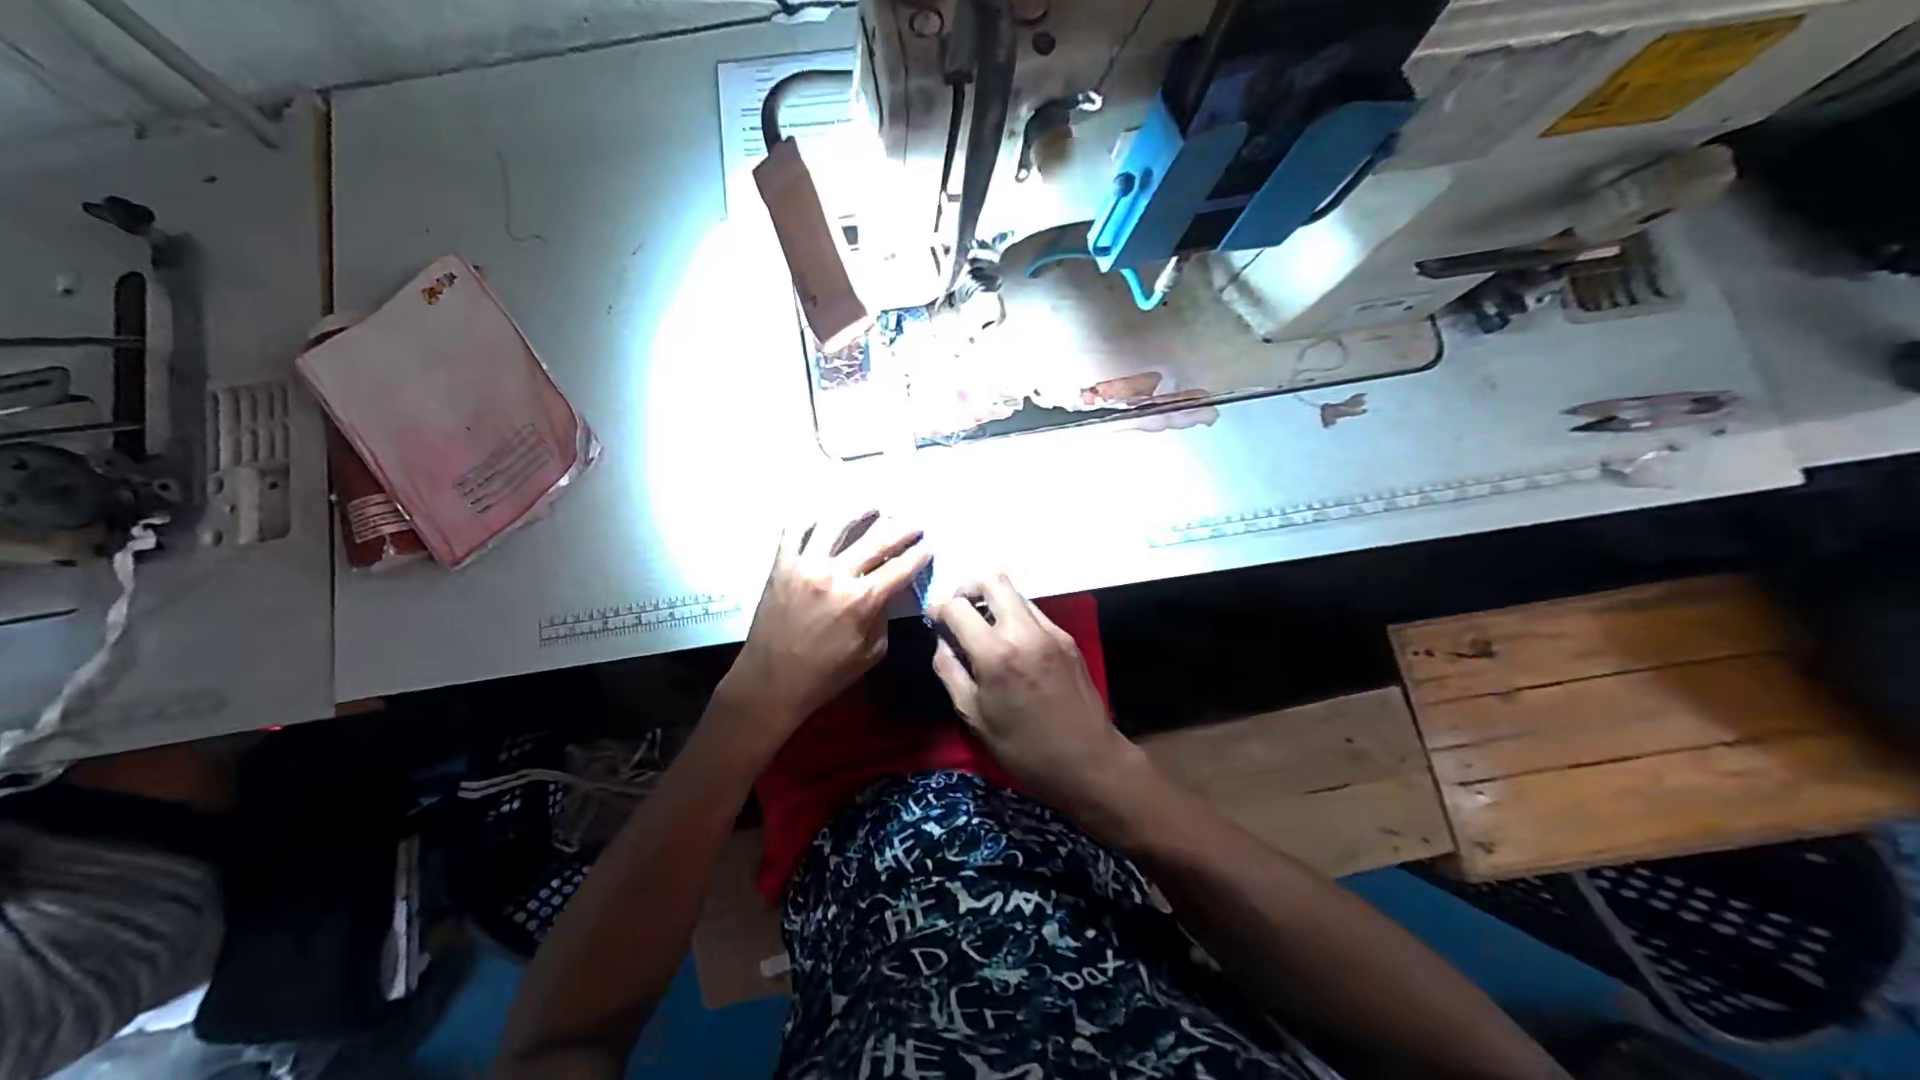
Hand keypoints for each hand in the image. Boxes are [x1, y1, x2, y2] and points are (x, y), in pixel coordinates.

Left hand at [719, 510, 930, 749]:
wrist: (772, 682)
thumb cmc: (827, 674)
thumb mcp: (872, 652)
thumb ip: (885, 615)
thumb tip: (891, 589)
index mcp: (862, 600)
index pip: (901, 567)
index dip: (919, 554)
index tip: (928, 546)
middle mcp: (835, 575)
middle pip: (877, 538)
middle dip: (902, 528)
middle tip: (913, 524)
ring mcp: (805, 566)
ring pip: (836, 523)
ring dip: (859, 511)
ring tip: (872, 508)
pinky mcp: (780, 565)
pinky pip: (796, 530)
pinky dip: (813, 519)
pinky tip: (827, 517)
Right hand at [931, 574, 1148, 816]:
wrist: (1088, 762)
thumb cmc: (1024, 749)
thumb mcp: (974, 717)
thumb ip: (950, 671)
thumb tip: (942, 642)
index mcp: (996, 653)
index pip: (957, 606)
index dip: (938, 609)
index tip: (935, 621)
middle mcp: (1025, 631)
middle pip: (991, 579)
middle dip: (967, 588)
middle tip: (959, 613)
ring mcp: (1051, 631)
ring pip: (1015, 592)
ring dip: (993, 600)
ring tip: (984, 629)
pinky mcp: (1067, 638)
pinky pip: (1033, 612)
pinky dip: (1015, 616)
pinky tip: (1011, 645)